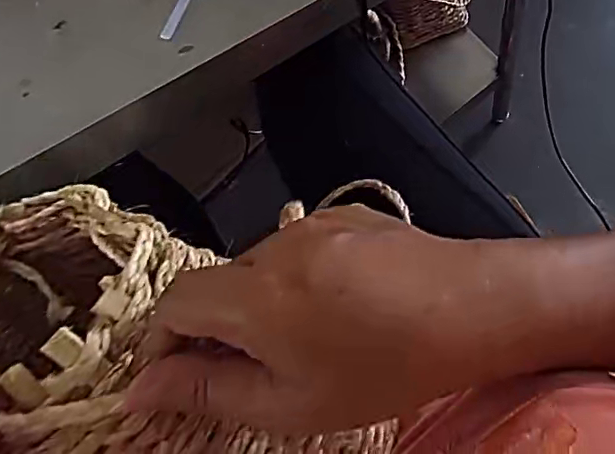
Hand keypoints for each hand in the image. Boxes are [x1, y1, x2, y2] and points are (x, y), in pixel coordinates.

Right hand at [126, 205, 508, 432]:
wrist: (467, 304)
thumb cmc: (383, 365)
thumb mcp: (289, 402)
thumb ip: (209, 388)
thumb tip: (146, 385)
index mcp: (260, 290)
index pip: (176, 298)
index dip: (161, 339)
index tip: (172, 377)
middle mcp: (285, 242)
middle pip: (221, 279)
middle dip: (214, 325)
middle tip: (241, 372)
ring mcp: (323, 220)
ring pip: (262, 262)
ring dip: (258, 300)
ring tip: (299, 342)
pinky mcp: (353, 213)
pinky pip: (302, 244)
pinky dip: (295, 276)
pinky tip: (334, 306)